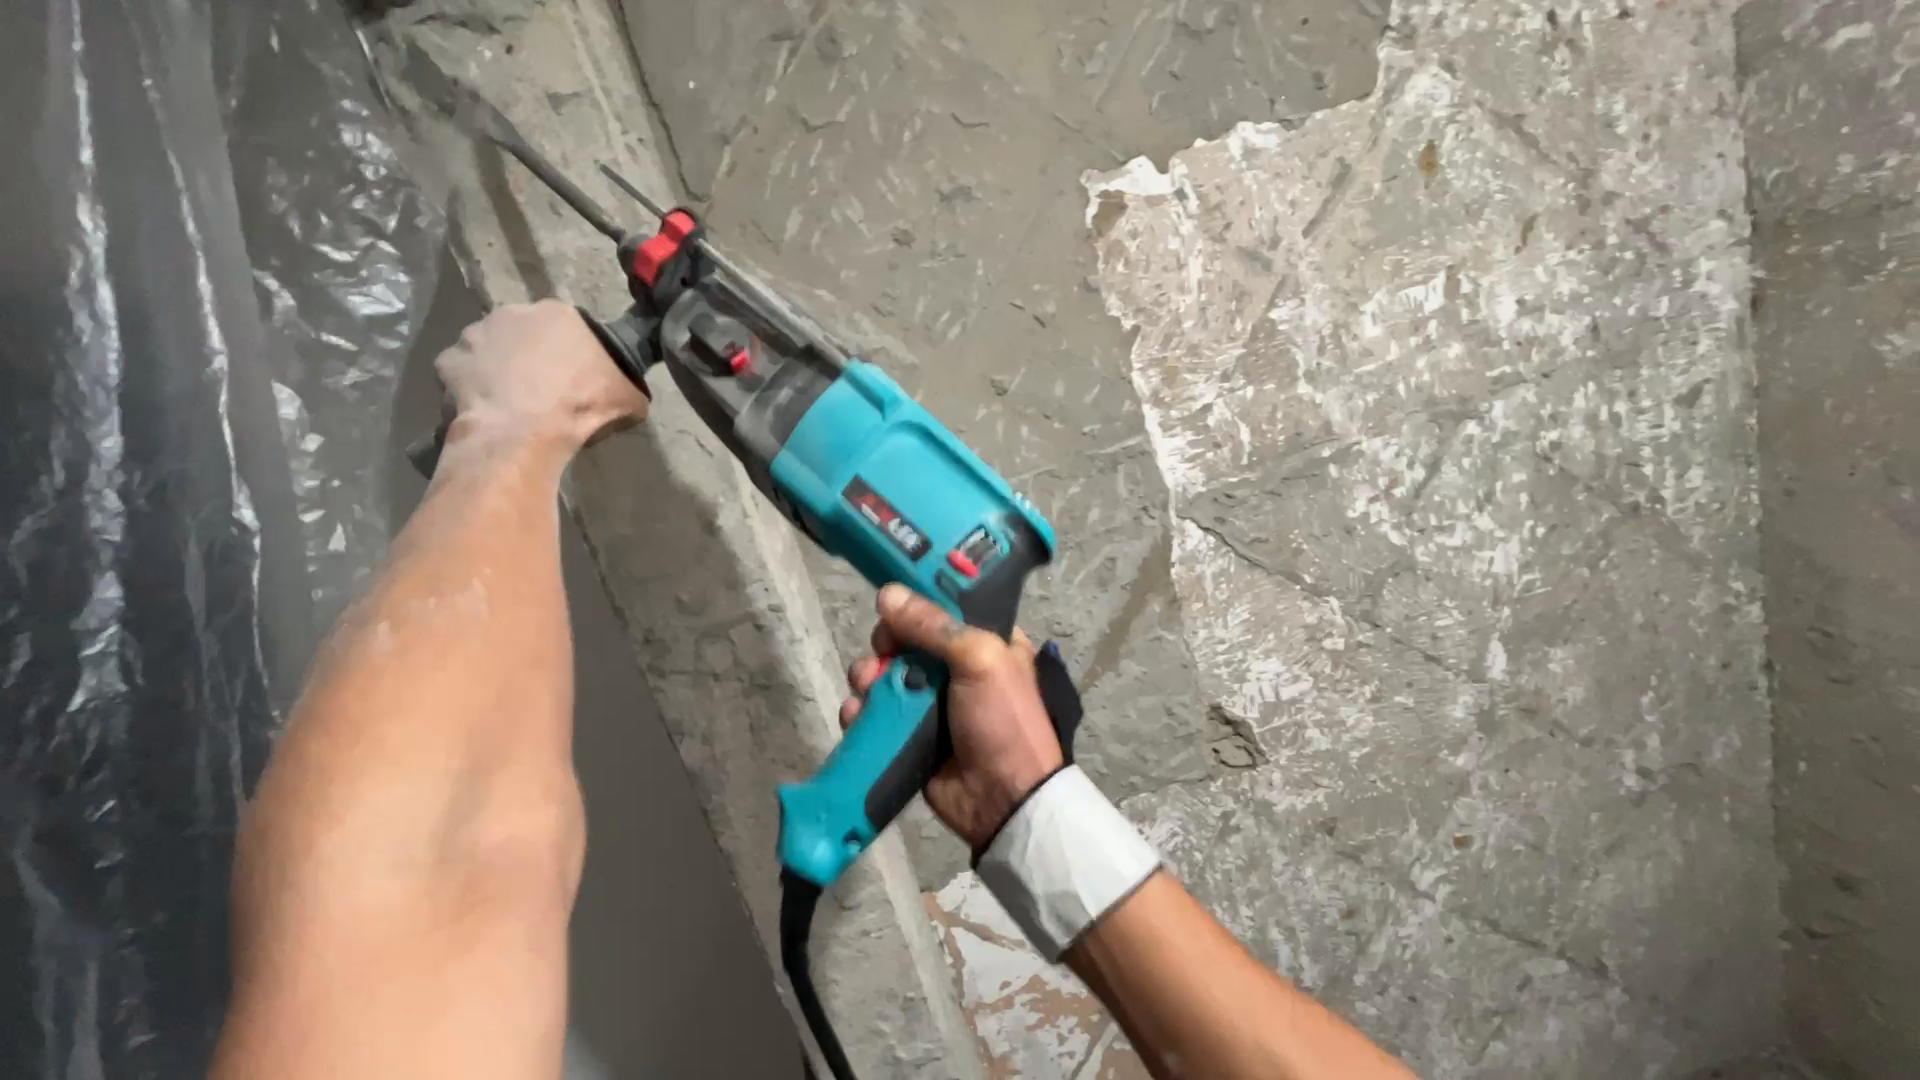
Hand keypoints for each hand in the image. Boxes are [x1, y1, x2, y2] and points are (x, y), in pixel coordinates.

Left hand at [435, 300, 648, 452]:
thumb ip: (628, 388)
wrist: (523, 434)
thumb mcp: (629, 401)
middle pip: (525, 332)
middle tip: (544, 388)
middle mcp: (513, 312)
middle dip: (532, 355)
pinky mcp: (446, 360)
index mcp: (559, 314)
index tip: (577, 376)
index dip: (573, 352)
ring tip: (512, 402)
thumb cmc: (580, 407)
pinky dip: (471, 387)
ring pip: (490, 349)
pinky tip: (486, 409)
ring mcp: (474, 333)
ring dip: (499, 368)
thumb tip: (628, 396)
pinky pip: (462, 372)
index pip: (569, 326)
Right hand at [841, 584, 1064, 850]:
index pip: (941, 608)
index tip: (892, 607)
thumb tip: (887, 594)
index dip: (914, 604)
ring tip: (866, 689)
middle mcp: (956, 667)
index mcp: (984, 640)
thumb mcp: (980, 659)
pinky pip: (875, 713)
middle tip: (884, 655)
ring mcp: (930, 702)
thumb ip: (933, 626)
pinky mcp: (908, 734)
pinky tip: (856, 715)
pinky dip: (861, 711)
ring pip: (884, 675)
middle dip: (885, 645)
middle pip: (904, 640)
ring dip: (867, 678)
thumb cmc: (1003, 718)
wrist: (1003, 799)